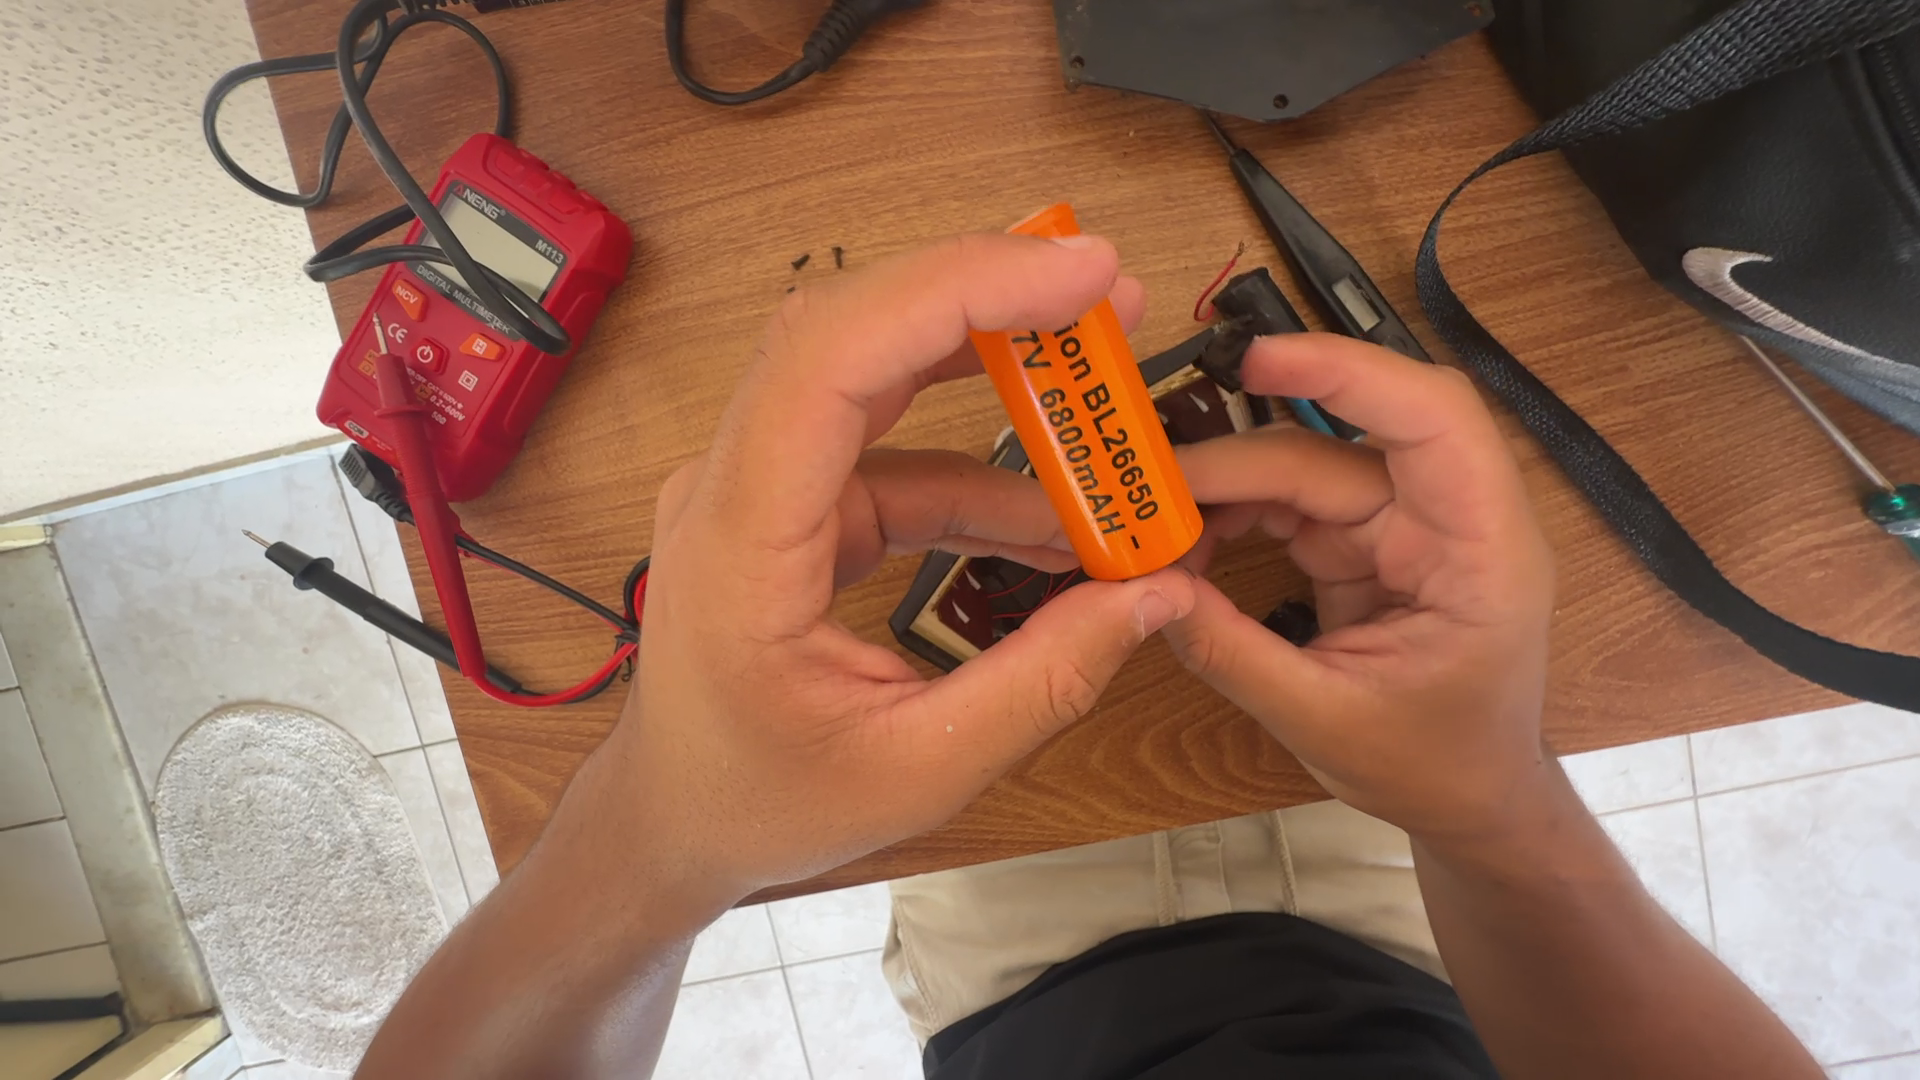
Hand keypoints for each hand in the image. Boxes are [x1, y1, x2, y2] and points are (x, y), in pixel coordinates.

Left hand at [601, 233, 1196, 899]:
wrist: (671, 818)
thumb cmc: (761, 803)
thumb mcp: (917, 767)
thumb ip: (1042, 681)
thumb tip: (1153, 595)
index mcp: (742, 539)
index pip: (833, 357)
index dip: (959, 292)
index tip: (1080, 277)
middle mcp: (738, 484)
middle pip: (855, 335)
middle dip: (988, 302)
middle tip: (1109, 303)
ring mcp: (762, 488)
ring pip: (877, 383)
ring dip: (992, 380)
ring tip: (1098, 400)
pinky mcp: (796, 510)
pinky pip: (895, 464)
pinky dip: (979, 481)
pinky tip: (1053, 524)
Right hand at [1161, 334, 1555, 842]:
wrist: (1463, 795)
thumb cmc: (1428, 762)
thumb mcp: (1321, 717)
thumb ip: (1229, 650)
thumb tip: (1146, 587)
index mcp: (1476, 551)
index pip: (1429, 418)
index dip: (1344, 371)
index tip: (1252, 360)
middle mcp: (1440, 517)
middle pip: (1327, 449)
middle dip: (1231, 462)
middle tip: (1143, 489)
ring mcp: (1394, 526)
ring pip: (1295, 471)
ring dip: (1220, 489)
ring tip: (1151, 522)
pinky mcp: (1356, 542)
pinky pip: (1283, 506)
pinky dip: (1228, 517)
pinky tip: (1185, 542)